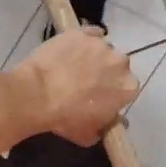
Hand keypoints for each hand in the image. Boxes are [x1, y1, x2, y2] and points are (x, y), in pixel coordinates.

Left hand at [15, 27, 137, 144]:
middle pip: (117, 65)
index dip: (113, 92)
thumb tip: (114, 119)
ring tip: (73, 64)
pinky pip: (89, 33)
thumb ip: (107, 125)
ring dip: (93, 55)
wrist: (37, 93)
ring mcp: (101, 44)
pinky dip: (83, 39)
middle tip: (86, 80)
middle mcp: (120, 62)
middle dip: (105, 72)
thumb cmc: (65, 118)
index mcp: (128, 88)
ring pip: (102, 48)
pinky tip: (71, 48)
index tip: (100, 96)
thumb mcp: (90, 135)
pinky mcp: (82, 32)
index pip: (127, 88)